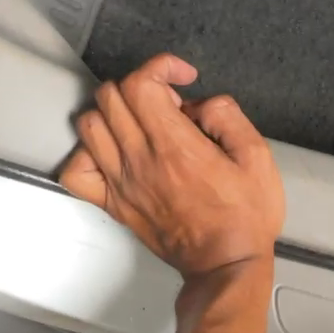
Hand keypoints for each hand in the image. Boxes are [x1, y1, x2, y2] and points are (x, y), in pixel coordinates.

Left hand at [60, 54, 285, 278]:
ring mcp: (120, 183)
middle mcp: (140, 160)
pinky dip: (86, 153)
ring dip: (114, 112)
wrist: (225, 265)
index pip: (141, 83)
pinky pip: (75, 172)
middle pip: (111, 96)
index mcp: (175, 145)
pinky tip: (113, 153)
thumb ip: (228, 116)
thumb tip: (200, 104)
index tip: (185, 78)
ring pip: (88, 125)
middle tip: (170, 104)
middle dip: (141, 86)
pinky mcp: (113, 204)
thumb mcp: (258, 157)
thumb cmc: (246, 215)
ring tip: (143, 124)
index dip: (161, 67)